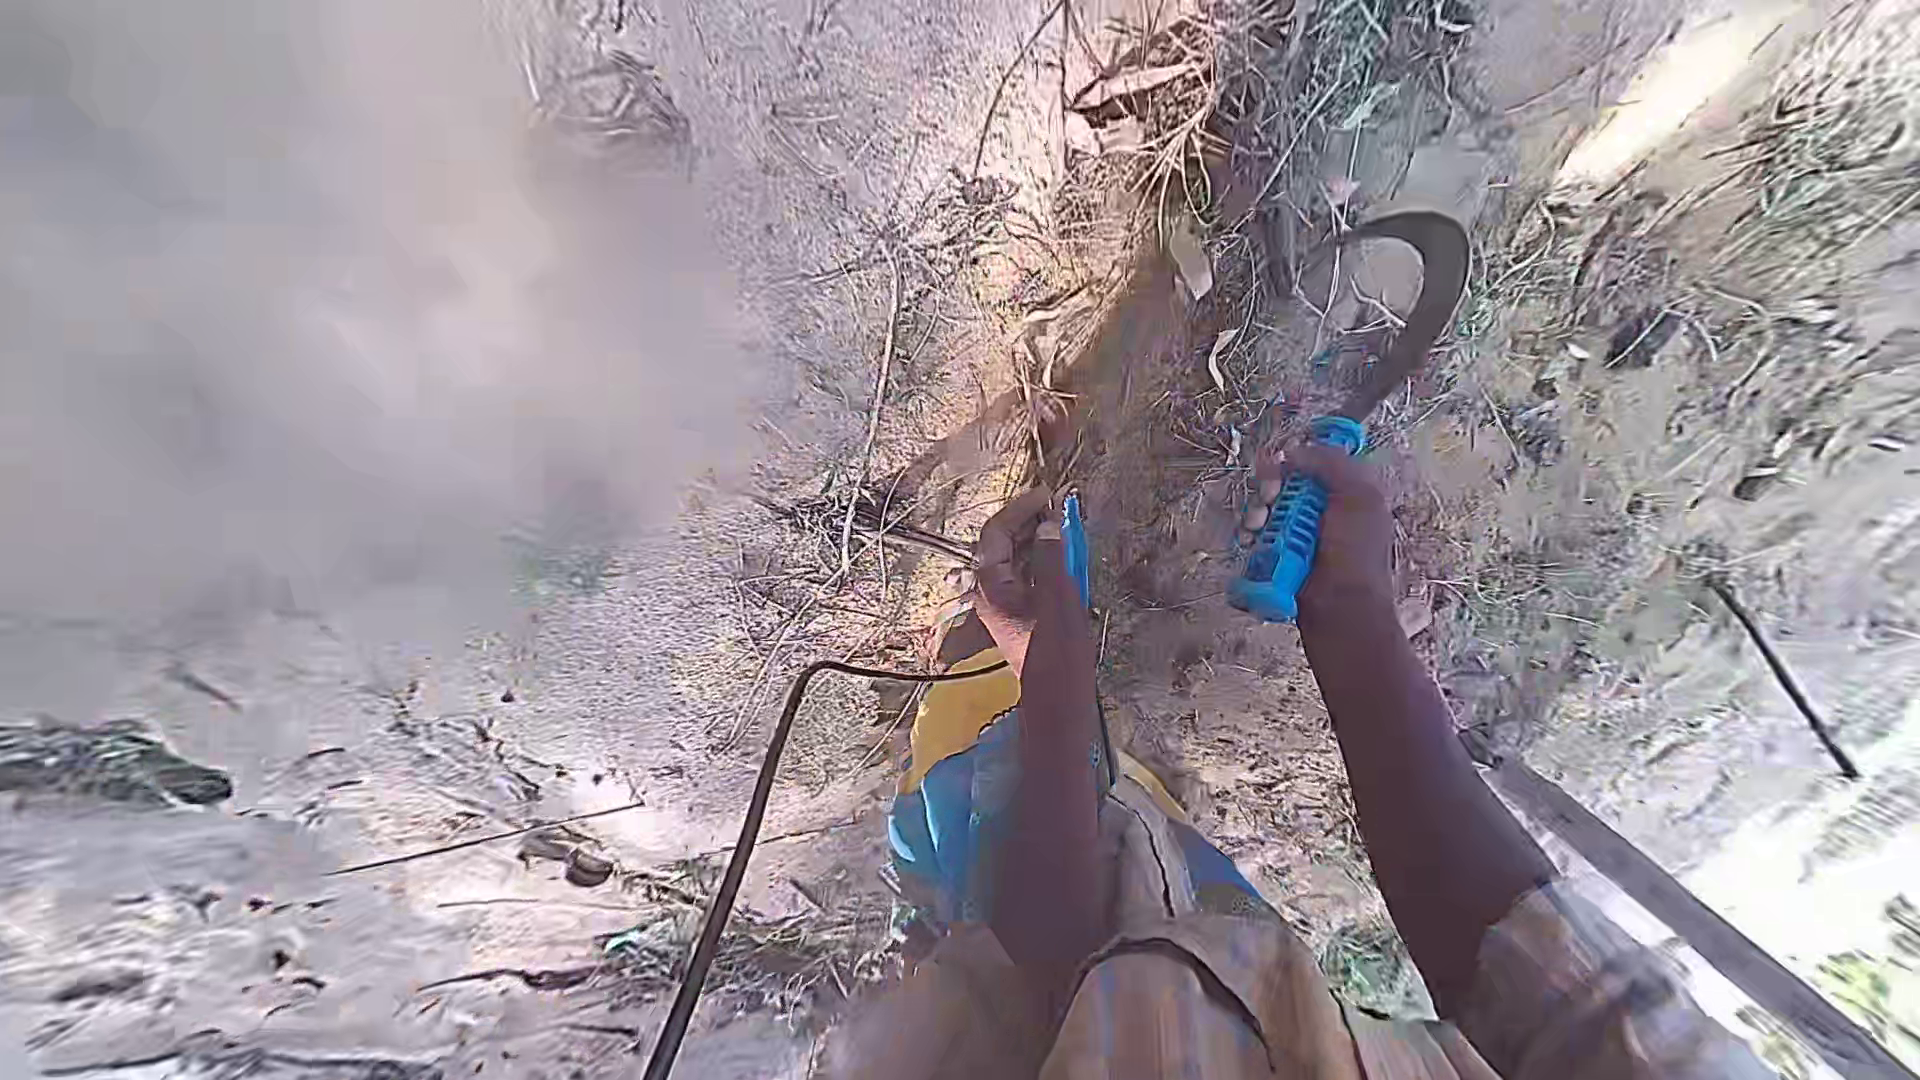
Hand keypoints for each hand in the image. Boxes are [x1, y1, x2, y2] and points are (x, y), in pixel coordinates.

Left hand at [970, 487, 1064, 677]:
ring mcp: (1003, 603)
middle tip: (1056, 508)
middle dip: (1028, 523)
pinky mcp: (1018, 612)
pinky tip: (1060, 554)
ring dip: (1036, 540)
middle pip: (1002, 544)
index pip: (995, 533)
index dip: (1019, 509)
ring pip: (1014, 559)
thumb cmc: (1056, 647)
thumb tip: (1048, 524)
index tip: (1045, 495)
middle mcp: (990, 591)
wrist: (1058, 694)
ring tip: (1061, 526)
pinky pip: (1025, 576)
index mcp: (990, 585)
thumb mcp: (1057, 595)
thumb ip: (1050, 556)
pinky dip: (1040, 560)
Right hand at [1254, 439, 1392, 616]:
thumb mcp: (1360, 498)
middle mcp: (1318, 510)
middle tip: (1270, 498)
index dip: (1292, 461)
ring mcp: (1294, 533)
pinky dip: (1250, 535)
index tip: (1281, 466)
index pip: (1310, 464)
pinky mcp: (1274, 553)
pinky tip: (1253, 540)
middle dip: (1269, 488)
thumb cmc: (1355, 553)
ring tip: (1259, 527)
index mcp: (1344, 493)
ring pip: (1263, 508)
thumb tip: (1293, 452)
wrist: (1338, 606)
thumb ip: (1333, 465)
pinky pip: (1254, 534)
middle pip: (1280, 484)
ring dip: (1257, 513)